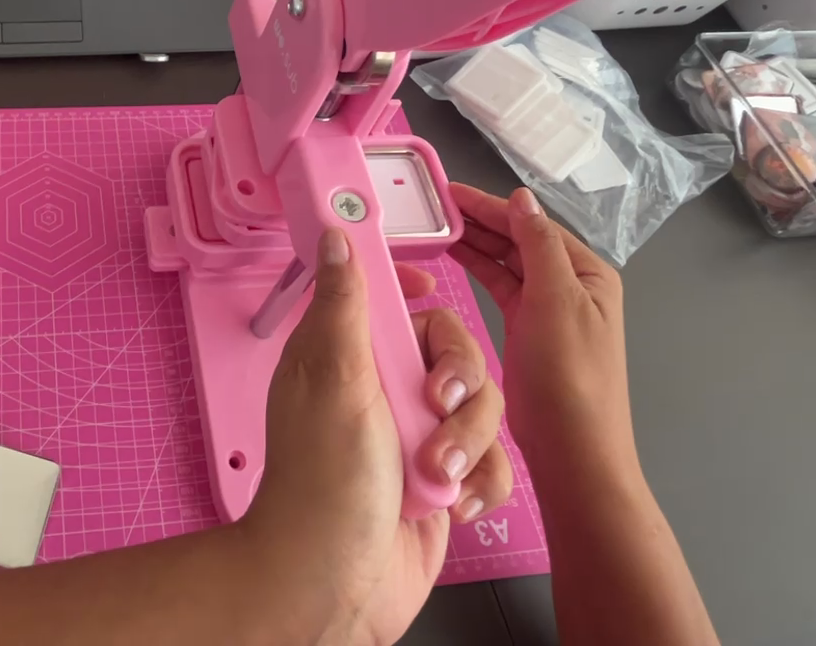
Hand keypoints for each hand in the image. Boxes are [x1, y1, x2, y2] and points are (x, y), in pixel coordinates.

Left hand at [241, 229, 513, 645]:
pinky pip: (489, 459)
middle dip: (459, 381)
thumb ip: (344, 303)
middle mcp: (378, 386)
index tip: (430, 291)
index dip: (413, 289)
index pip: (387, 299)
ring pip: (479, 405)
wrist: (338, 580)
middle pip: (452, 350)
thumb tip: (335, 235)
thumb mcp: (334, 375)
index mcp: (343, 352)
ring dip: (469, 440)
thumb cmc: (326, 478)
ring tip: (437, 473)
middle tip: (437, 407)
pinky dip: (482, 480)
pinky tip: (458, 503)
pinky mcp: (441, 475)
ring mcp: (413, 432)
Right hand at [446, 184, 636, 473]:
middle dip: (479, 219)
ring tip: (435, 224)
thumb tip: (522, 197)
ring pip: (506, 260)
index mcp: (586, 273)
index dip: (491, 206)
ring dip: (474, 240)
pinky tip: (453, 254)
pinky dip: (476, 266)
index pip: (532, 225)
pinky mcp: (525, 326)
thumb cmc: (568, 373)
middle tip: (433, 204)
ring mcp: (547, 307)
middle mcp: (569, 284)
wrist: (571, 448)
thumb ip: (538, 246)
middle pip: (518, 239)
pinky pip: (498, 283)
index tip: (449, 191)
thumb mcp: (555, 302)